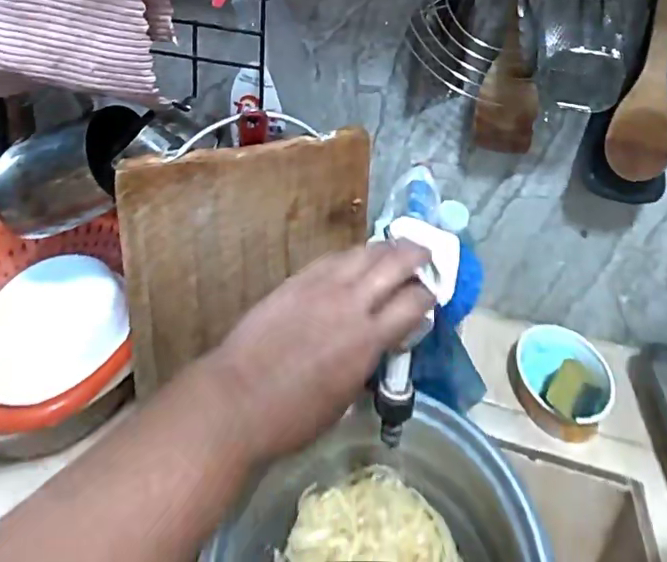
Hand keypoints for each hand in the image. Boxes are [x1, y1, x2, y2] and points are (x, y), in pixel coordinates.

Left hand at [201, 242, 434, 462]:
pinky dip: (353, 255)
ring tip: (395, 249)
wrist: (234, 401)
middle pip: (396, 263)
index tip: (431, 295)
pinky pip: (334, 258)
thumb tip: (380, 346)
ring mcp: (323, 286)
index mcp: (368, 339)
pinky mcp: (298, 280)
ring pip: (365, 252)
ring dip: (386, 248)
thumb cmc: (291, 417)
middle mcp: (352, 304)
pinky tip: (356, 259)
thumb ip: (369, 362)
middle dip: (417, 255)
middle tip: (425, 255)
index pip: (414, 302)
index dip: (429, 294)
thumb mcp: (345, 398)